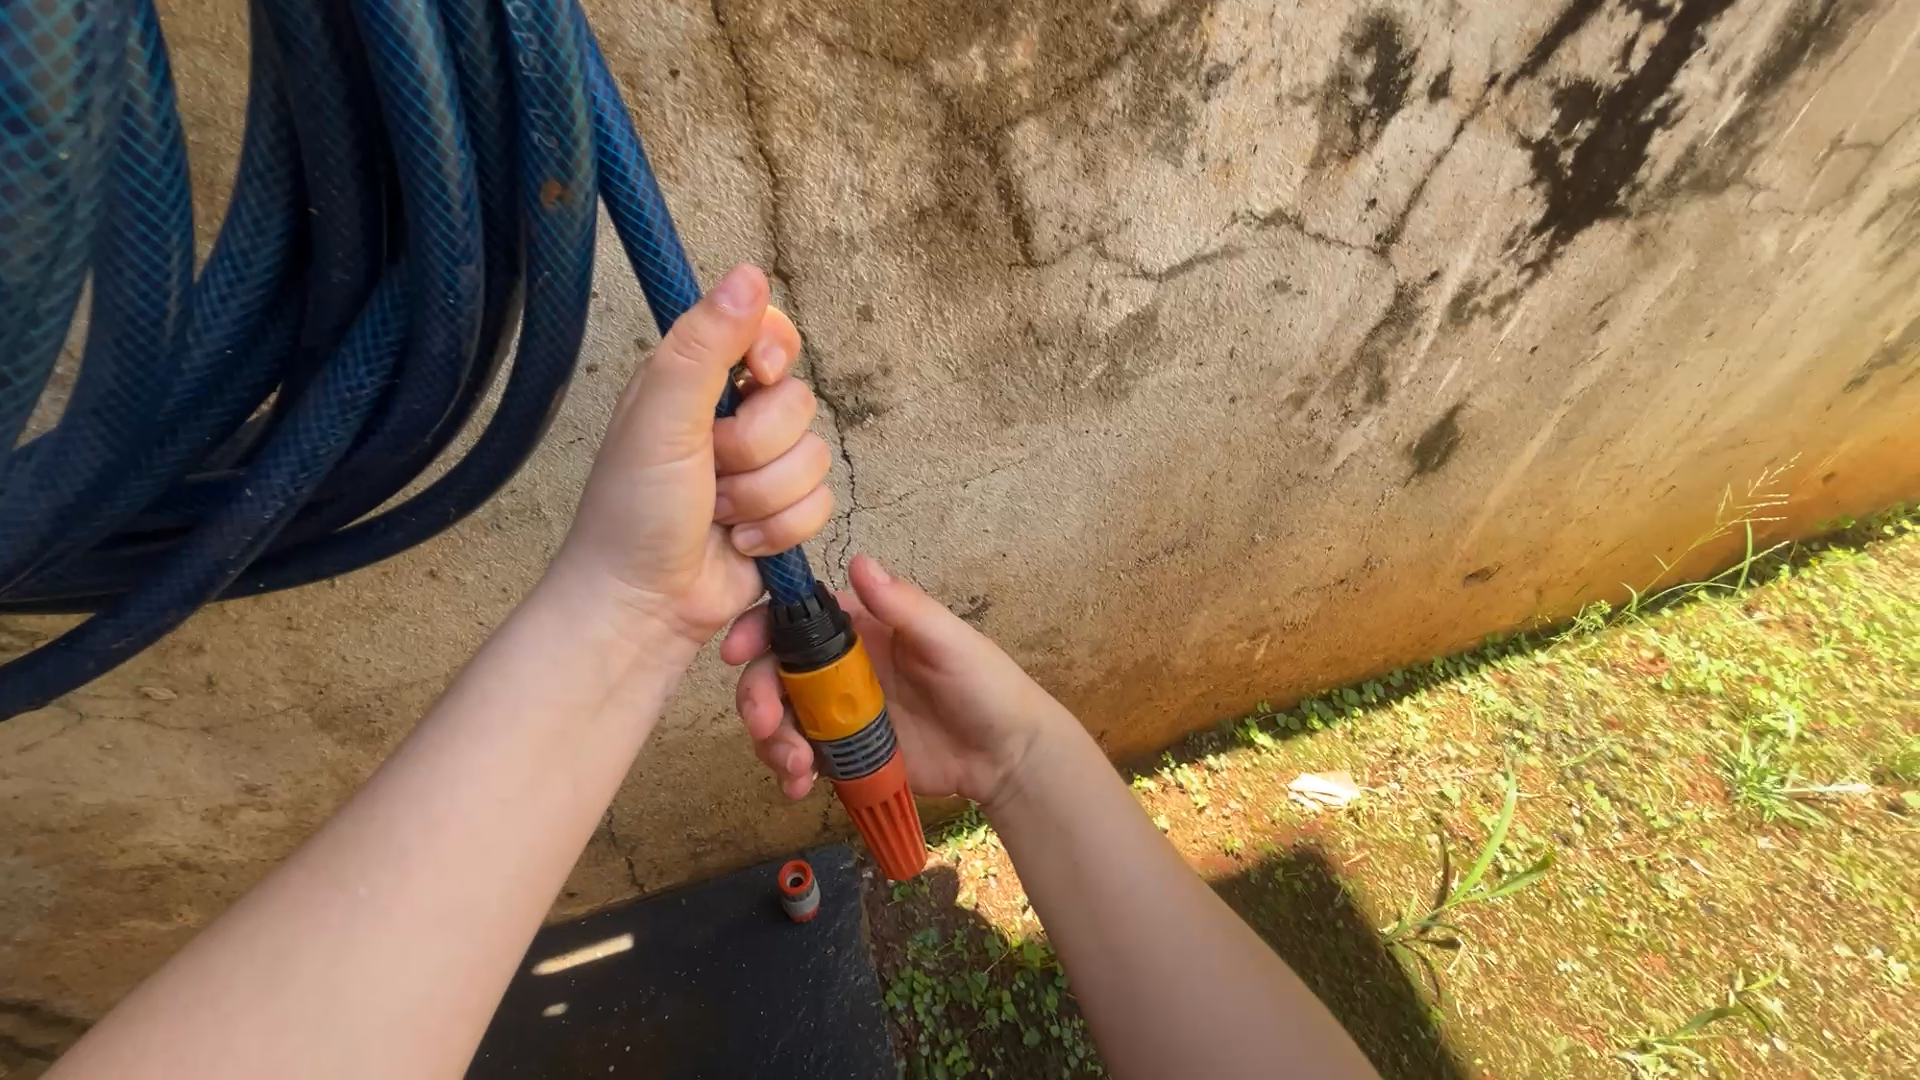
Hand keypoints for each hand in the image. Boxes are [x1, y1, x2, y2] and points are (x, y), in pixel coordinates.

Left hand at [549, 264, 834, 649]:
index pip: (770, 334)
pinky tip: (740, 542)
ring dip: (764, 498)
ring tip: (719, 515)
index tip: (756, 378)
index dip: (774, 355)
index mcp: (701, 381)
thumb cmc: (635, 509)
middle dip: (755, 451)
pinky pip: (821, 505)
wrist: (646, 601)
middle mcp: (738, 419)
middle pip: (801, 406)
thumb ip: (705, 345)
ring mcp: (765, 469)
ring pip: (815, 461)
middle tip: (708, 473)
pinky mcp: (786, 513)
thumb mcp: (661, 417)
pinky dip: (780, 530)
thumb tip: (751, 272)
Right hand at [721, 554, 1072, 808]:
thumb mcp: (948, 641)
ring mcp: (839, 712)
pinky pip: (800, 756)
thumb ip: (904, 606)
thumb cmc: (983, 683)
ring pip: (780, 718)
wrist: (1005, 755)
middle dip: (757, 697)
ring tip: (797, 768)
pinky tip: (800, 786)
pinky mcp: (843, 752)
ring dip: (772, 741)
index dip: (758, 630)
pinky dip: (789, 770)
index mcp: (861, 628)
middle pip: (775, 672)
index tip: (737, 652)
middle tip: (765, 726)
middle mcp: (841, 667)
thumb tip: (859, 560)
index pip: (796, 619)